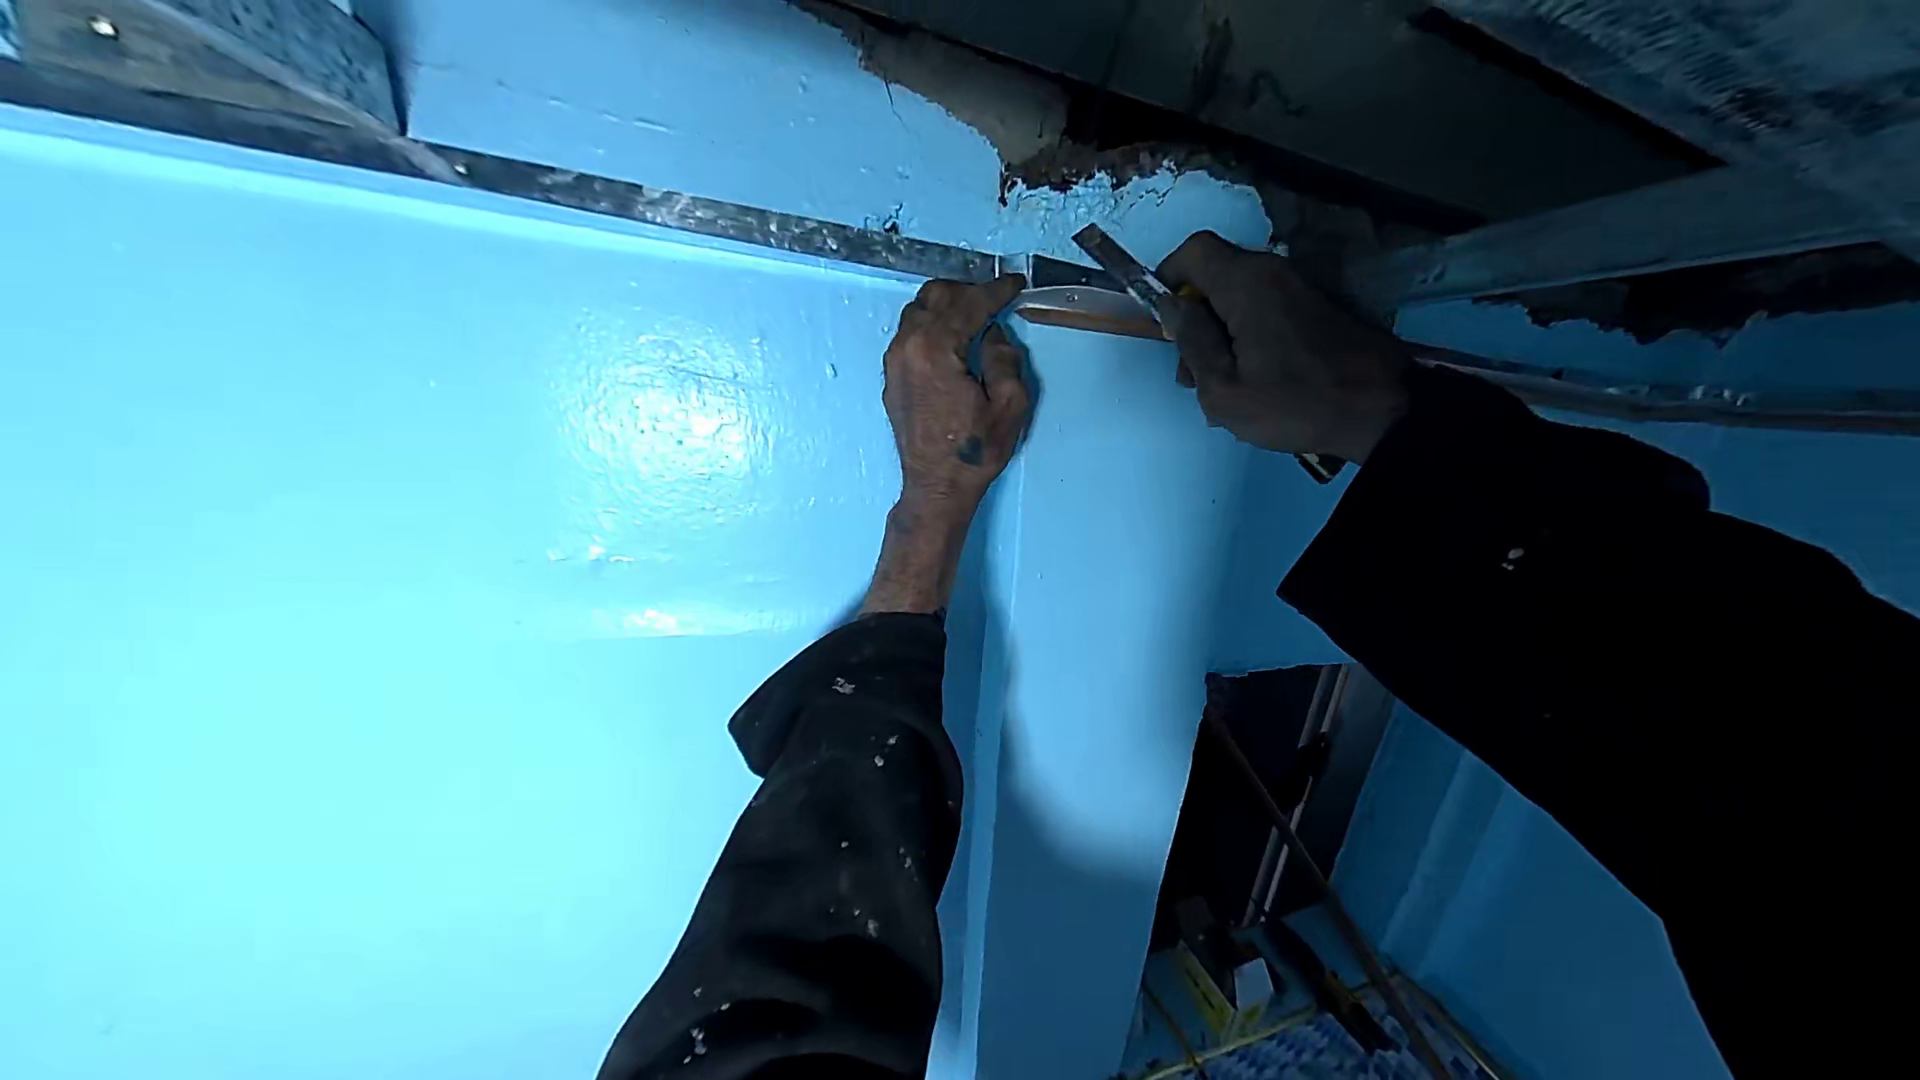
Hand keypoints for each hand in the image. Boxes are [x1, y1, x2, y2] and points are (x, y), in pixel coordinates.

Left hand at [862, 274, 1032, 614]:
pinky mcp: (892, 378)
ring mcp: (894, 363)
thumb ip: (1004, 358)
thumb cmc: (975, 450)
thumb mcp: (1010, 405)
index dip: (996, 290)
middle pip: (935, 296)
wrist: (936, 486)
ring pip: (917, 312)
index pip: (969, 303)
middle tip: (993, 298)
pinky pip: (909, 335)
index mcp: (936, 348)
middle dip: (967, 290)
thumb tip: (993, 334)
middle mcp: (907, 347)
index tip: (1014, 284)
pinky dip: (931, 326)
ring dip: (946, 306)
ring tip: (973, 316)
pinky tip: (951, 340)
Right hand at [1158, 232, 1411, 462]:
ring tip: (1221, 387)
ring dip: (1219, 336)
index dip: (1168, 278)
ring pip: (1238, 299)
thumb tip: (1171, 306)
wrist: (1382, 411)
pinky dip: (1246, 339)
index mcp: (1247, 284)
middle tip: (1192, 373)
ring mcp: (1299, 289)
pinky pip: (1264, 312)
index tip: (1164, 321)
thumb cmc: (1293, 404)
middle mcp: (1274, 273)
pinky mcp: (1315, 309)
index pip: (1193, 250)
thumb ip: (1191, 341)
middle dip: (1193, 320)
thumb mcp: (1223, 388)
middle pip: (1214, 277)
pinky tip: (1251, 382)